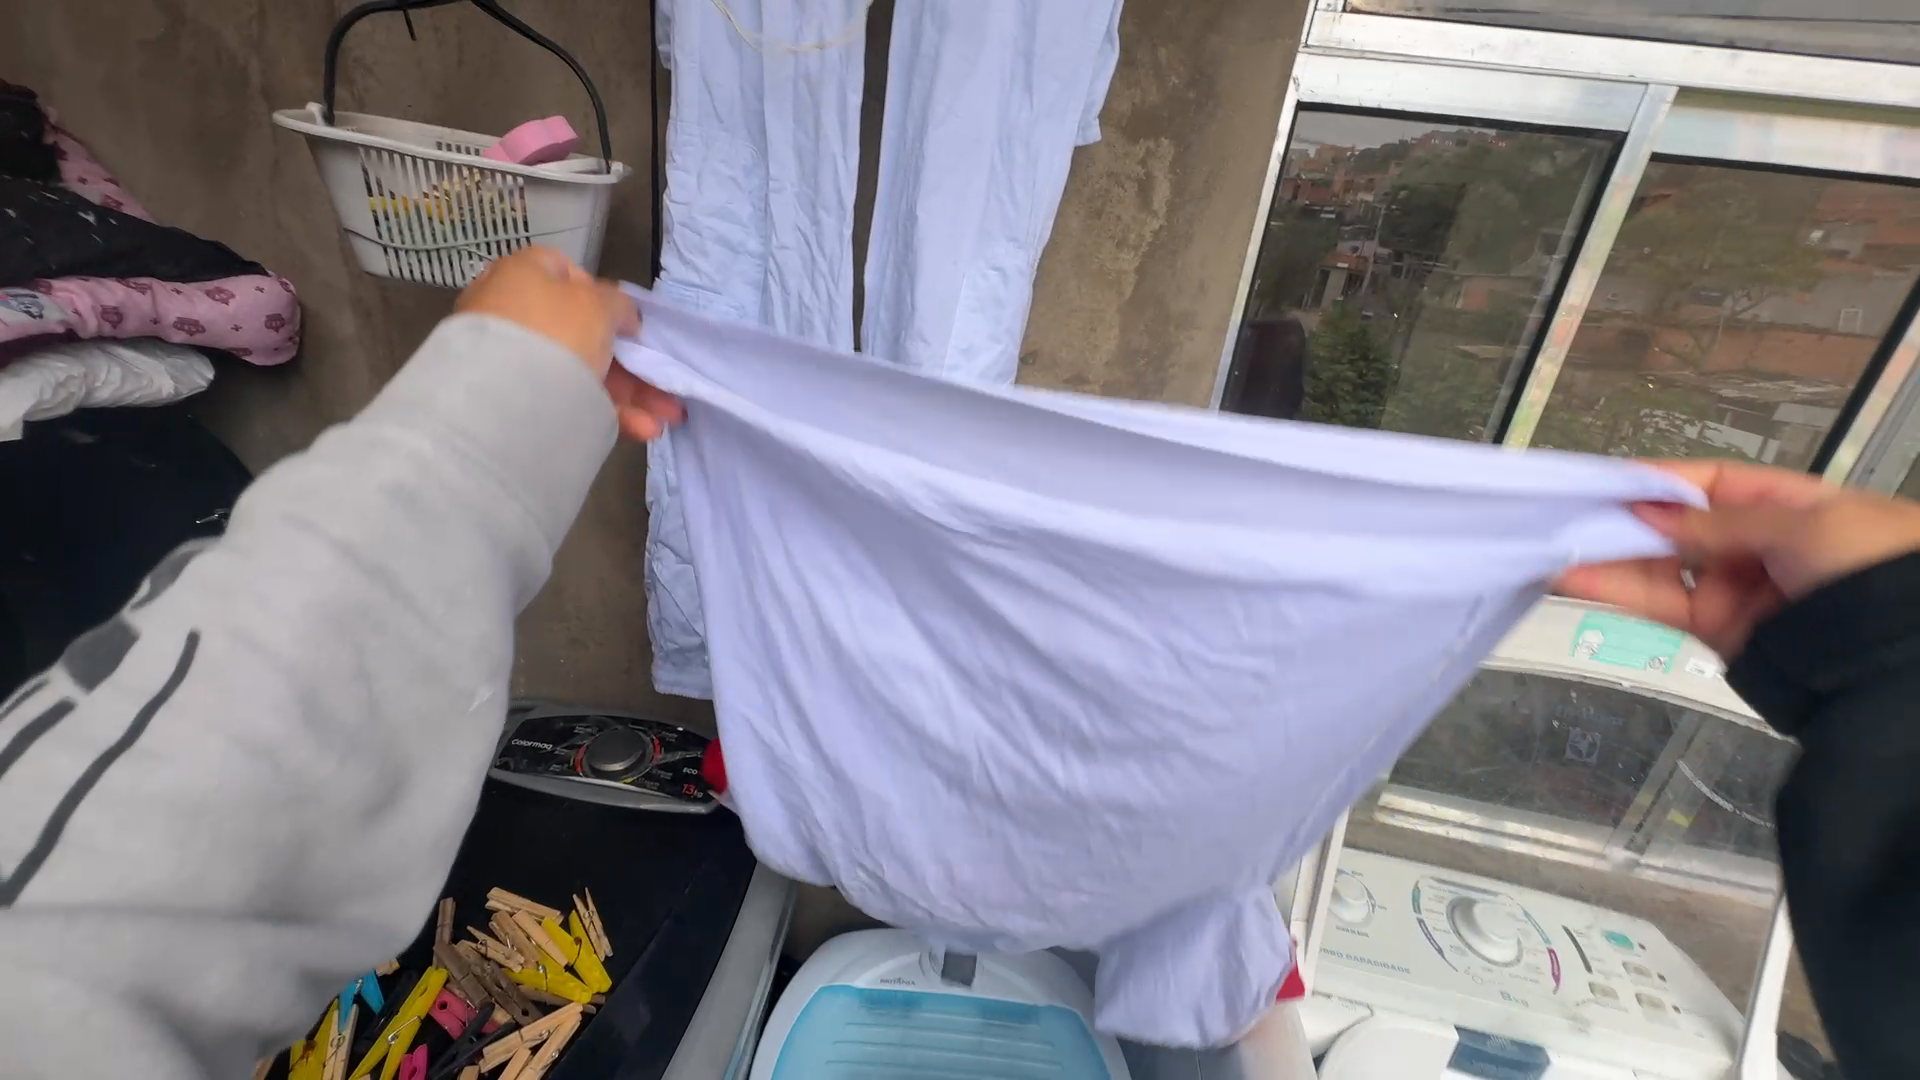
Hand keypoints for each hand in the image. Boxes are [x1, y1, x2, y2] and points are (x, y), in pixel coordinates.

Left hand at [455, 247, 683, 440]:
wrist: (507, 395)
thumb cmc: (555, 329)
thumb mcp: (598, 304)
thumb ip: (619, 303)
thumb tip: (624, 317)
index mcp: (525, 275)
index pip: (567, 274)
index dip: (603, 295)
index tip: (628, 322)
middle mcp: (516, 312)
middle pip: (586, 334)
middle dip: (632, 362)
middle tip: (663, 380)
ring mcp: (517, 358)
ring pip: (586, 372)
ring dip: (632, 394)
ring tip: (667, 416)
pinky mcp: (523, 399)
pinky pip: (574, 400)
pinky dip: (609, 413)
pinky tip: (643, 428)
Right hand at [1555, 460, 1919, 657]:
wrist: (1894, 662)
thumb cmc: (1870, 571)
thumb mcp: (1810, 528)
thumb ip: (1721, 521)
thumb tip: (1646, 512)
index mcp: (1791, 508)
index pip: (1712, 484)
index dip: (1659, 480)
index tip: (1605, 480)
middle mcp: (1754, 544)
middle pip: (1673, 524)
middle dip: (1621, 518)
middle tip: (1566, 511)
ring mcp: (1727, 586)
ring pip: (1653, 563)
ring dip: (1603, 553)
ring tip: (1554, 541)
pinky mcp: (1706, 623)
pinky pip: (1651, 600)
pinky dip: (1608, 587)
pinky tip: (1568, 574)